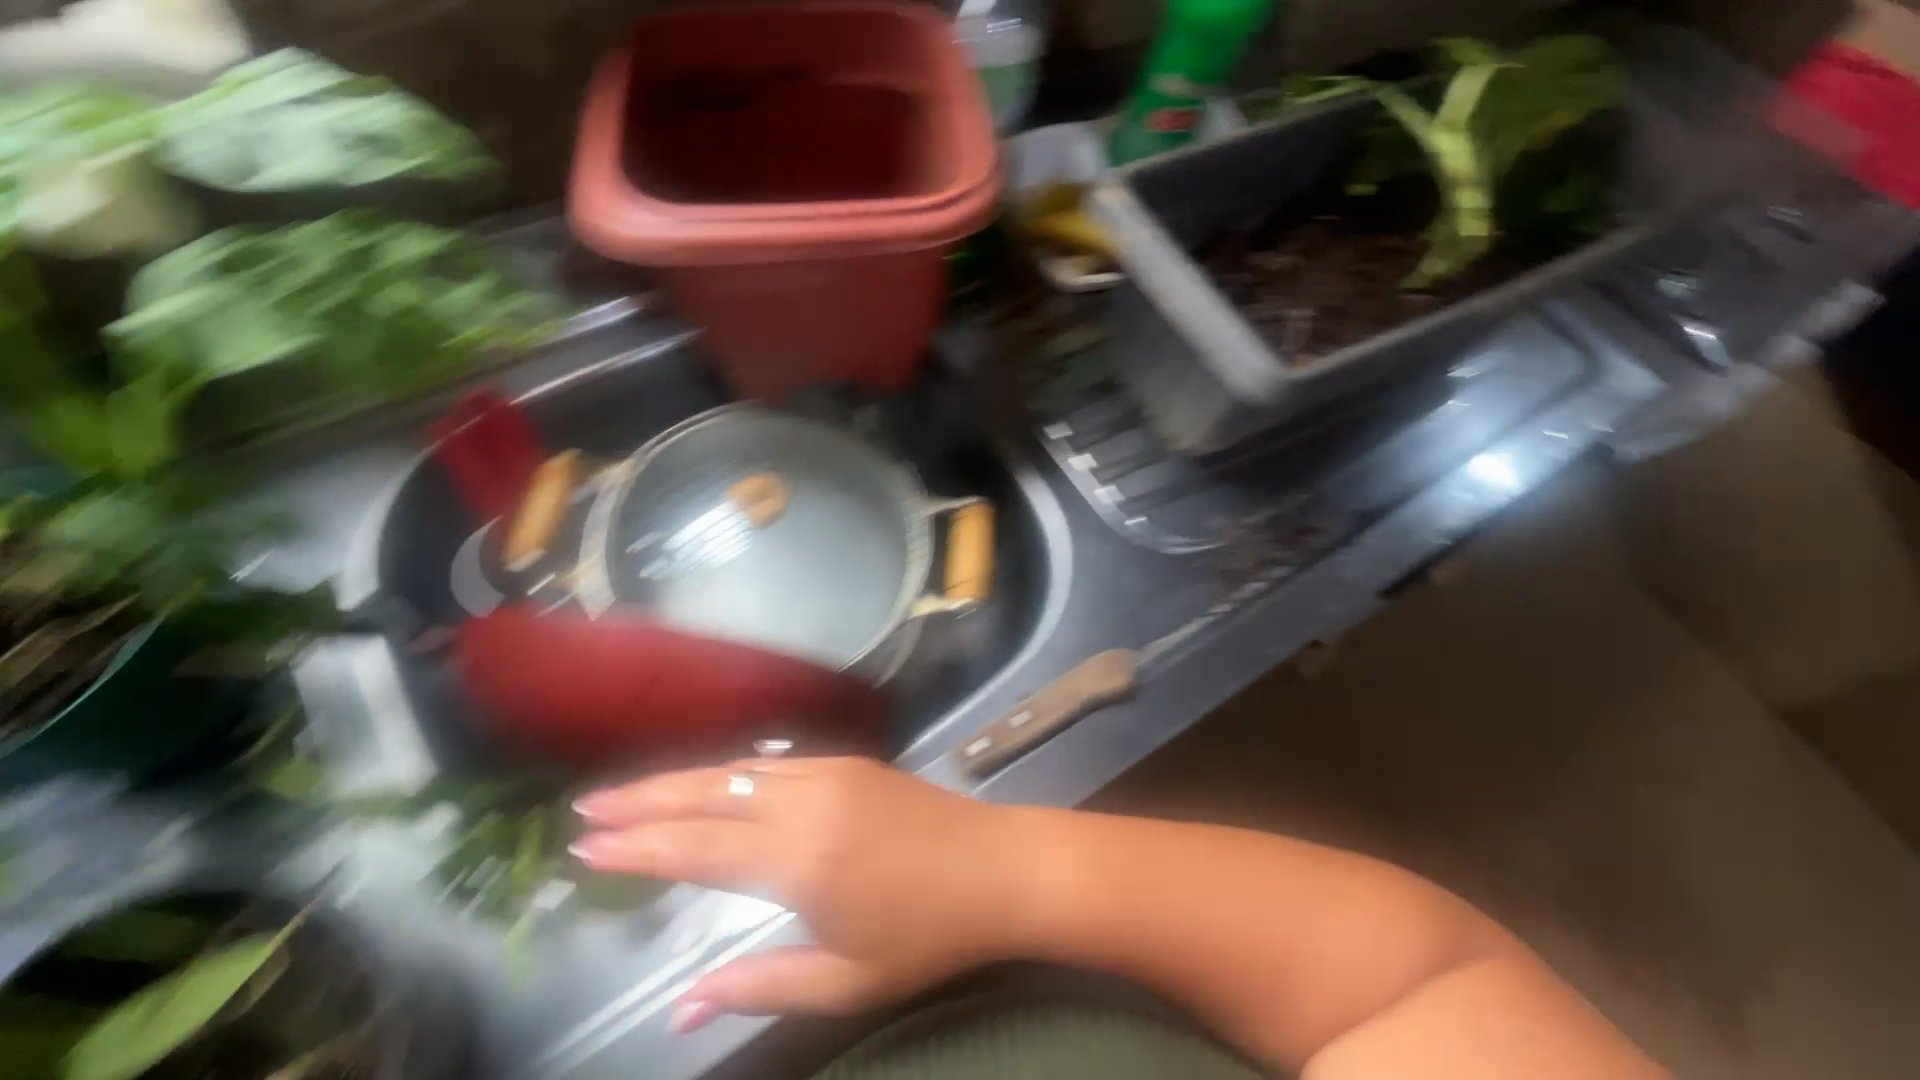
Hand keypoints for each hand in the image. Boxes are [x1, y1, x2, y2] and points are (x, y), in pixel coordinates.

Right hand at [572, 757, 1026, 1032]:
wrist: (1000, 868)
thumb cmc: (926, 935)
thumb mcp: (845, 980)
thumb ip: (758, 988)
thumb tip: (681, 1012)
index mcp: (799, 860)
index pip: (697, 850)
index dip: (638, 850)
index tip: (585, 849)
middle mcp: (805, 802)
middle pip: (707, 794)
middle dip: (643, 801)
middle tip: (587, 809)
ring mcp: (829, 773)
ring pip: (737, 769)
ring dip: (680, 780)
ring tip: (628, 794)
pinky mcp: (849, 761)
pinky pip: (773, 762)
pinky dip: (729, 771)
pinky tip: (709, 782)